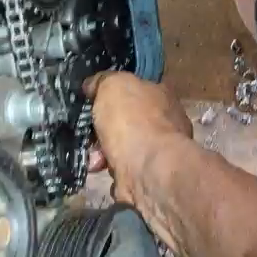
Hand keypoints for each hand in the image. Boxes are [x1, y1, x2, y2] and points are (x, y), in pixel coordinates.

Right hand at [83, 72, 192, 206]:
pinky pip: (126, 171)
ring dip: (104, 154)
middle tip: (90, 137)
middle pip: (127, 122)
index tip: (94, 105)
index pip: (136, 90)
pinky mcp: (152, 175)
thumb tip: (93, 85)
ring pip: (124, 148)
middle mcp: (166, 121)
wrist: (149, 169)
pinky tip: (105, 172)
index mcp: (162, 94)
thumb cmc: (132, 121)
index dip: (113, 97)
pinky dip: (114, 172)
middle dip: (104, 131)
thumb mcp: (112, 86)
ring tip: (95, 160)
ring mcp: (161, 150)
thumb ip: (103, 81)